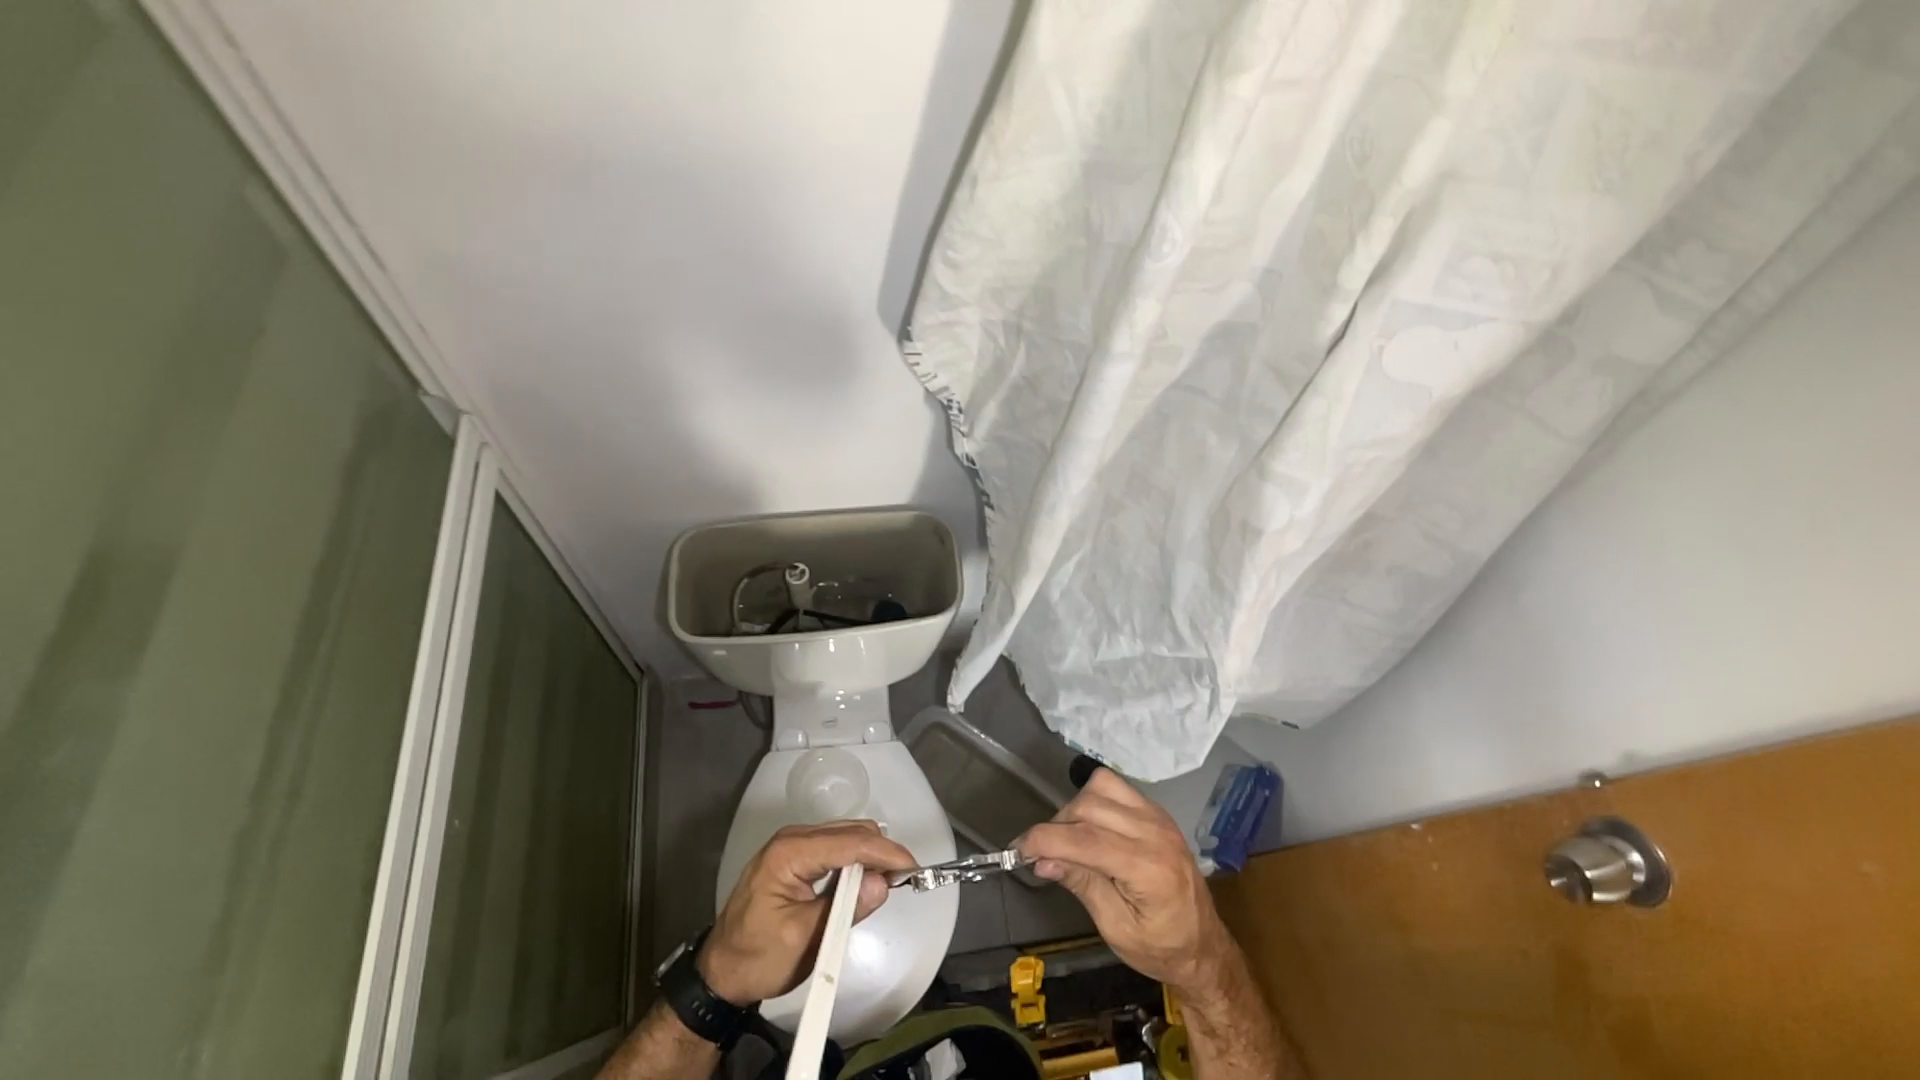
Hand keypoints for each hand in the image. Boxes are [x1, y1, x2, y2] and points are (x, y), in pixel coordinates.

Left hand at [697, 820, 916, 1005]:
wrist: (721, 973)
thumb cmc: (760, 958)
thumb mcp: (806, 938)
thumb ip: (846, 907)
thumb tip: (884, 882)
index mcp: (790, 853)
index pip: (849, 842)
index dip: (885, 852)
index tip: (914, 868)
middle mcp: (791, 839)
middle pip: (850, 832)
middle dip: (880, 852)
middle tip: (902, 882)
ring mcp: (791, 846)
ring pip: (844, 836)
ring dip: (869, 855)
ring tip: (887, 883)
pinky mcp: (793, 857)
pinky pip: (834, 847)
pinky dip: (854, 860)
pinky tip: (863, 880)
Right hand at [1017, 768, 1234, 997]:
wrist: (1204, 947)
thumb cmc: (1161, 949)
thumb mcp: (1116, 928)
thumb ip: (1082, 886)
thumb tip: (1042, 861)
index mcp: (1148, 868)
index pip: (1084, 839)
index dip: (1043, 840)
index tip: (1017, 850)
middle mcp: (1155, 833)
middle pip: (1089, 806)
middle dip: (1056, 826)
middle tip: (1044, 856)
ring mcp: (1159, 818)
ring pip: (1101, 787)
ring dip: (1075, 808)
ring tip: (1068, 840)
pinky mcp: (1158, 813)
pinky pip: (1117, 788)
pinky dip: (1095, 801)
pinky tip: (1090, 829)